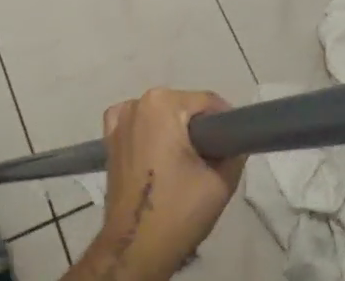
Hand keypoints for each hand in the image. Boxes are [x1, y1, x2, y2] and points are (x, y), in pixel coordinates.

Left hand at [72, 88, 244, 280]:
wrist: (136, 242)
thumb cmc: (179, 208)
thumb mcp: (220, 182)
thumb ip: (234, 153)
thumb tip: (234, 143)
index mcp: (163, 104)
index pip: (207, 101)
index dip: (226, 121)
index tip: (236, 142)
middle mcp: (137, 103)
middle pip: (181, 106)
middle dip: (200, 127)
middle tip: (214, 158)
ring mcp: (119, 120)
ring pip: (159, 115)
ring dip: (175, 131)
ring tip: (188, 162)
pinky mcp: (108, 138)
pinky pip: (135, 124)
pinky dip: (149, 132)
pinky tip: (158, 153)